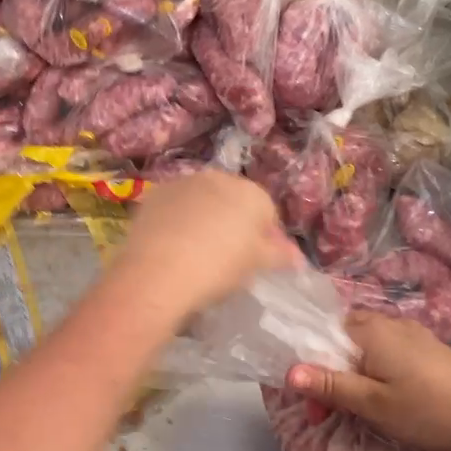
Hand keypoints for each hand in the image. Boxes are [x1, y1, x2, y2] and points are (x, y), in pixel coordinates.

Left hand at [101, 172, 298, 325]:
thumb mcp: (256, 264)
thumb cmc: (218, 267)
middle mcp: (217, 178)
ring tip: (197, 251)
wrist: (158, 272)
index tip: (257, 260)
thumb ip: (279, 254)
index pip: (267, 212)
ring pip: (202, 200)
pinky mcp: (154, 195)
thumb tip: (296, 256)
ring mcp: (182, 183)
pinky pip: (174, 206)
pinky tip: (172, 245)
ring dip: (204, 218)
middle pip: (233, 200)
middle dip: (234, 222)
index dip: (265, 237)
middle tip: (228, 255)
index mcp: (250, 193)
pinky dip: (177, 220)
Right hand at [285, 310, 450, 450]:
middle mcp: (389, 323)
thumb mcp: (373, 404)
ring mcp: (413, 334)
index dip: (310, 367)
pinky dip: (377, 371)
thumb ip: (330, 385)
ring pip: (366, 346)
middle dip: (330, 370)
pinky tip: (388, 396)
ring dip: (354, 373)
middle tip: (332, 412)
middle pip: (342, 338)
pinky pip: (388, 352)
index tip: (314, 406)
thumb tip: (288, 372)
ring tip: (359, 407)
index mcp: (369, 331)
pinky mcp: (430, 349)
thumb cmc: (429, 411)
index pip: (321, 335)